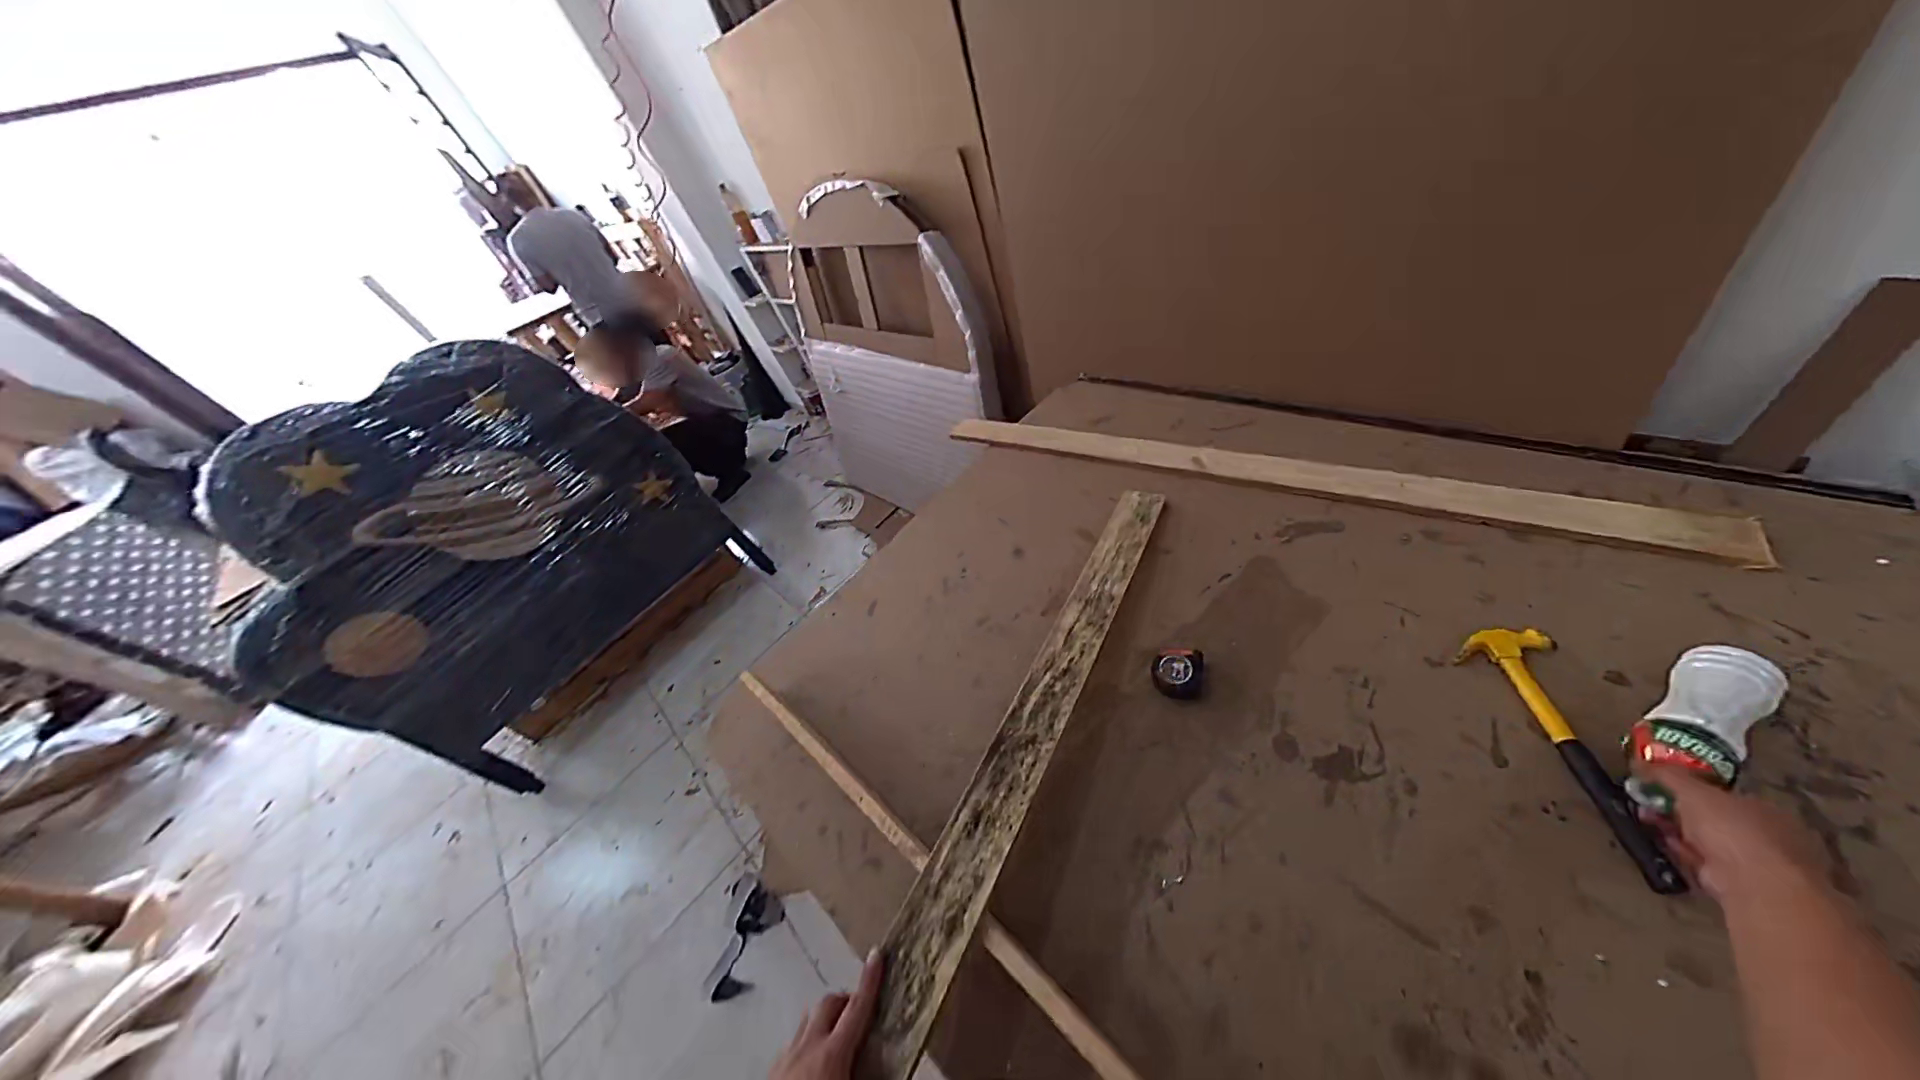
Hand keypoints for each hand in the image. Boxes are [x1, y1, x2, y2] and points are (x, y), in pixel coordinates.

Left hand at [770, 950, 883, 1079]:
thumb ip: (870, 1075)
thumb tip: (895, 1073)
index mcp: (833, 1053)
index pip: (858, 1007)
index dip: (870, 979)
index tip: (878, 955)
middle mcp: (807, 1047)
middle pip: (829, 1003)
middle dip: (846, 1000)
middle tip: (860, 1012)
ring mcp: (785, 1058)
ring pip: (807, 1020)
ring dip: (824, 1019)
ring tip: (837, 1035)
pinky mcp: (771, 1072)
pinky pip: (792, 1044)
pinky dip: (806, 1042)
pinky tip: (811, 1065)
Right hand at [1634, 766, 1825, 903]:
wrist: (1753, 883)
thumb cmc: (1732, 829)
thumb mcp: (1693, 791)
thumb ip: (1665, 774)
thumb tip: (1639, 762)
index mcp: (1765, 808)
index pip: (1722, 792)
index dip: (1688, 786)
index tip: (1657, 784)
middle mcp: (1765, 833)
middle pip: (1709, 815)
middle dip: (1674, 807)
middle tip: (1645, 801)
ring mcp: (1753, 859)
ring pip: (1702, 837)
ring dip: (1672, 827)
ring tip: (1646, 819)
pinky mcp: (1736, 880)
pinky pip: (1701, 858)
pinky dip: (1681, 849)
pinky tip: (1665, 843)